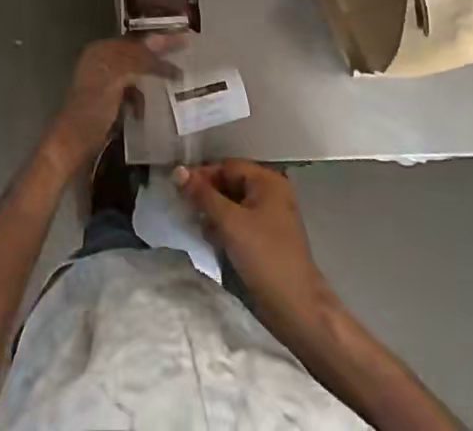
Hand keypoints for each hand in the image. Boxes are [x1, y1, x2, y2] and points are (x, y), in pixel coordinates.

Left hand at [43, 38, 175, 171]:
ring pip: (135, 72)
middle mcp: (101, 61)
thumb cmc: (90, 111)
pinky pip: (130, 90)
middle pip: (136, 53)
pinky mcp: (108, 98)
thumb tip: (157, 39)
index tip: (184, 39)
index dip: (159, 40)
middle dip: (159, 55)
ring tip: (175, 78)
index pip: (136, 42)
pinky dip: (139, 98)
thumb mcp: (114, 81)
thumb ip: (136, 60)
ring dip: (151, 77)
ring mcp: (104, 80)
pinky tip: (143, 111)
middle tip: (185, 47)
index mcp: (100, 52)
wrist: (72, 144)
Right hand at [176, 159, 328, 310]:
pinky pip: (239, 223)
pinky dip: (224, 228)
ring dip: (213, 213)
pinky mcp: (266, 238)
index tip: (177, 188)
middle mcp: (271, 193)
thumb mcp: (229, 222)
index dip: (202, 174)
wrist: (295, 305)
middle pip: (230, 183)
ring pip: (233, 204)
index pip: (228, 166)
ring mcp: (270, 217)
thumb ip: (203, 195)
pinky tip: (211, 240)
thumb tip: (178, 171)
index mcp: (268, 182)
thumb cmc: (264, 256)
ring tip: (197, 226)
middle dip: (207, 195)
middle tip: (183, 207)